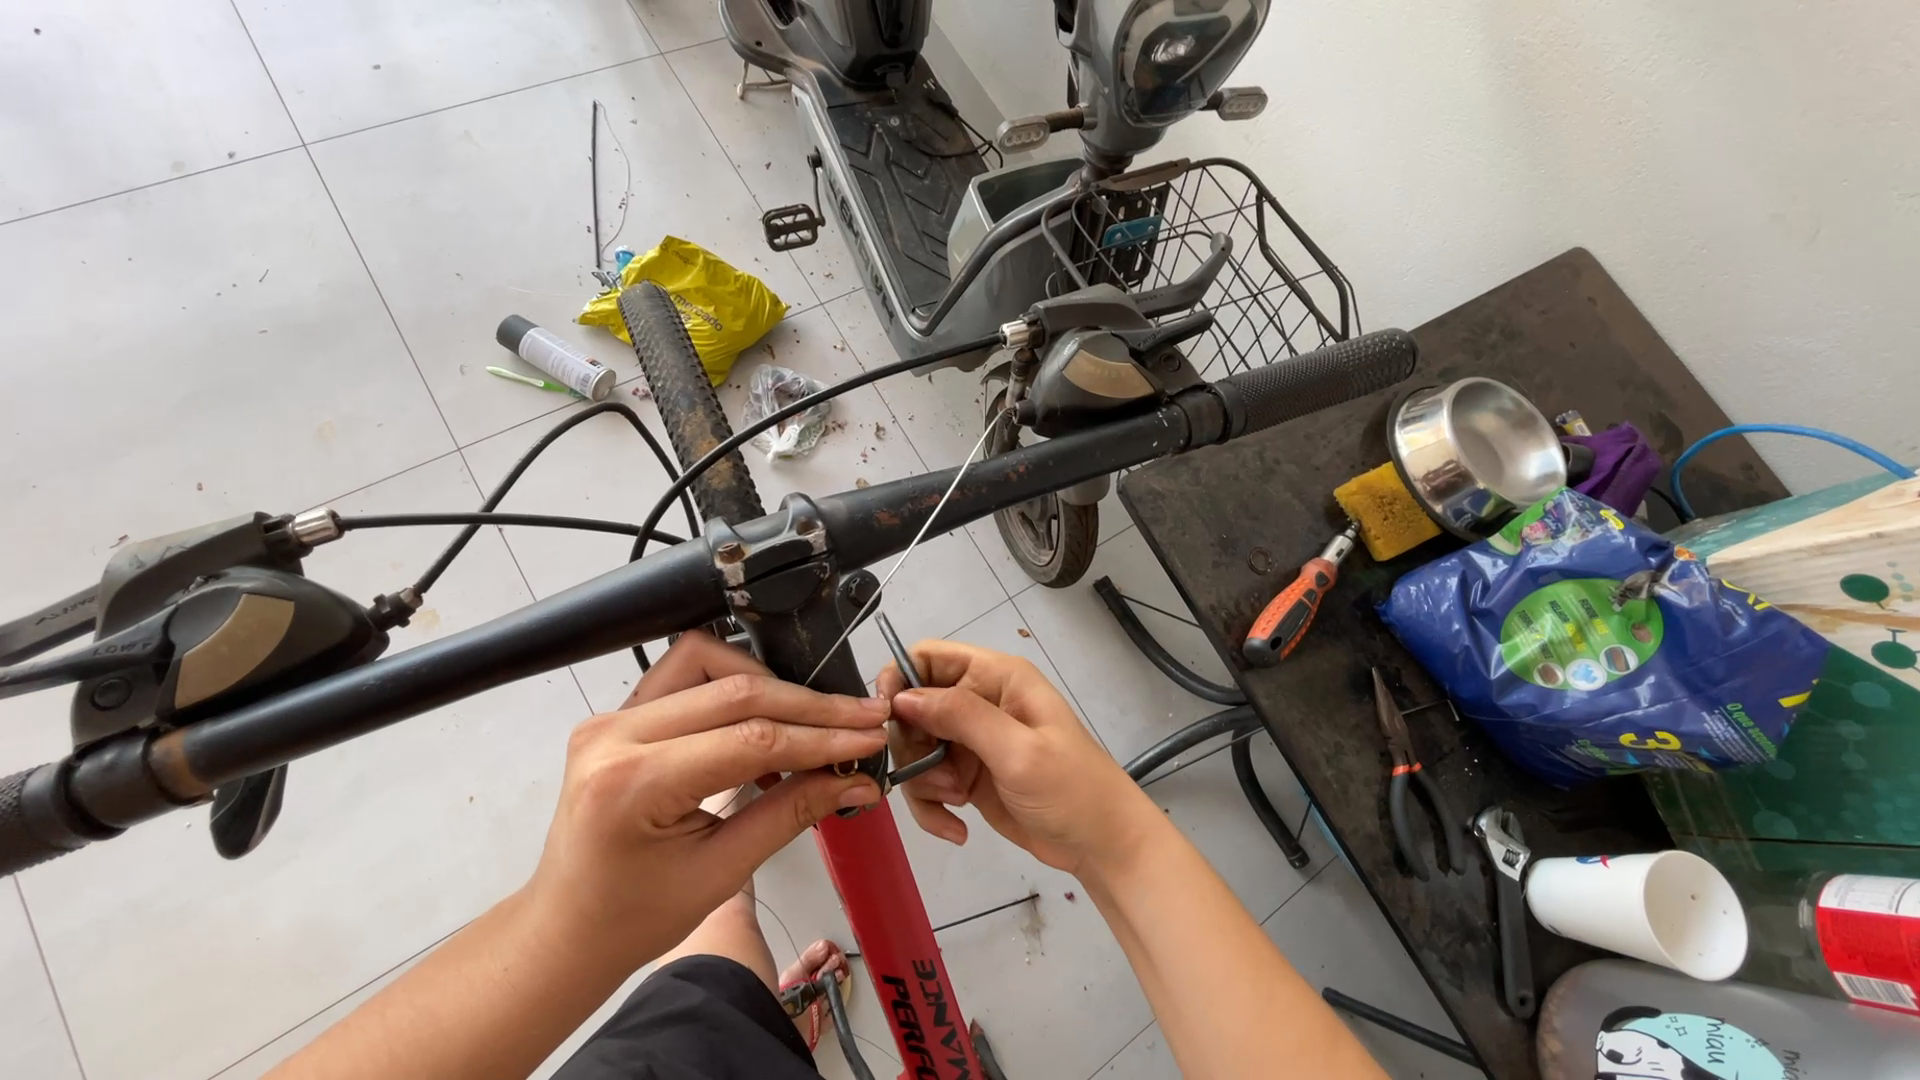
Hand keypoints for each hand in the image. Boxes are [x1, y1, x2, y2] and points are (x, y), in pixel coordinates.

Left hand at [524, 632, 887, 969]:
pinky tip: (764, 717)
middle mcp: (615, 734)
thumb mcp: (722, 871)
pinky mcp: (618, 713)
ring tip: (813, 718)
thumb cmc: (635, 917)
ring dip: (771, 684)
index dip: (820, 737)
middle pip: (736, 692)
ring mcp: (611, 717)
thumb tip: (857, 782)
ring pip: (709, 662)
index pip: (750, 739)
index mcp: (634, 782)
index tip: (869, 738)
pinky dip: (734, 684)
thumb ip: (791, 813)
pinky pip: (686, 673)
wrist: (564, 929)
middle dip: (810, 706)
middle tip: (863, 720)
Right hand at [878, 641, 1163, 876]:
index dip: (900, 680)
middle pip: (913, 708)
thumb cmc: (1071, 788)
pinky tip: (956, 829)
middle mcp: (980, 703)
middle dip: (915, 747)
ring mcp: (972, 742)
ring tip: (956, 802)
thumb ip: (962, 717)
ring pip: (915, 751)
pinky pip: (927, 785)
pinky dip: (932, 807)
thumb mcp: (1018, 751)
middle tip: (939, 778)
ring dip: (924, 782)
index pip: (929, 657)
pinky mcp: (966, 777)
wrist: (1101, 845)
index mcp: (997, 677)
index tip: (886, 719)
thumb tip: (903, 698)